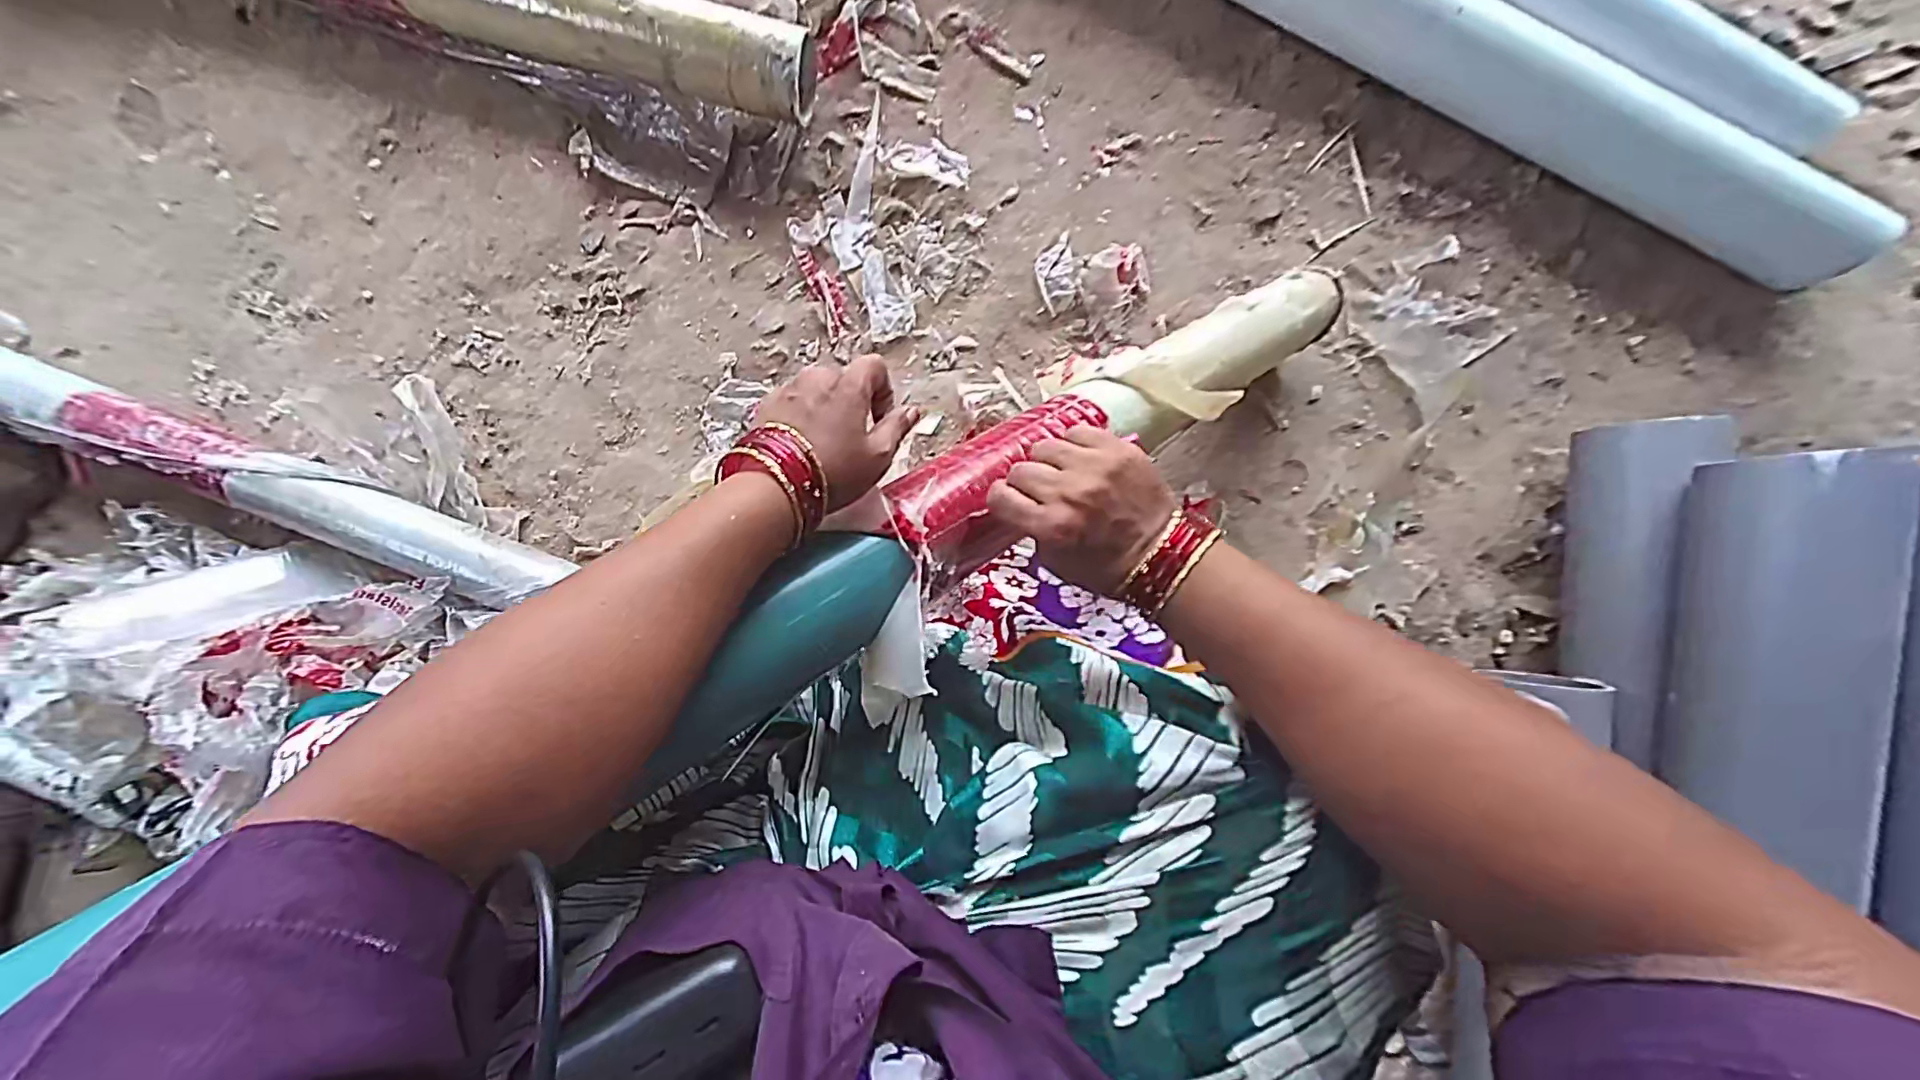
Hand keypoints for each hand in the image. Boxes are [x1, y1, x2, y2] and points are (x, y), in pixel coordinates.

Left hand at [753, 355, 917, 510]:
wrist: (775, 486)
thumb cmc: (830, 473)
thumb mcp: (878, 456)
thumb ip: (897, 427)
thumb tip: (910, 413)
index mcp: (849, 387)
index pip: (875, 366)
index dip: (883, 391)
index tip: (879, 418)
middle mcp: (817, 380)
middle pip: (843, 378)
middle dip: (852, 402)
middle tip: (853, 437)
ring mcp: (789, 391)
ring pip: (816, 390)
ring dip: (825, 408)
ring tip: (826, 443)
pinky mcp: (767, 406)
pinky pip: (792, 403)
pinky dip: (800, 417)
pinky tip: (803, 445)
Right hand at [985, 426, 1178, 594]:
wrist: (1162, 554)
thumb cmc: (1106, 567)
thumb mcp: (1056, 562)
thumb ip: (1032, 530)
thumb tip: (1018, 504)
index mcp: (1052, 526)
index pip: (1000, 497)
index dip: (1000, 498)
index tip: (1008, 500)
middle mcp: (1069, 492)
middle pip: (1020, 470)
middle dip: (1023, 482)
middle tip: (1038, 489)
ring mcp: (1095, 467)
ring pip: (1044, 446)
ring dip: (1046, 460)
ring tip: (1060, 471)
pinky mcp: (1118, 449)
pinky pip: (1076, 432)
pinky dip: (1072, 444)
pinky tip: (1080, 458)